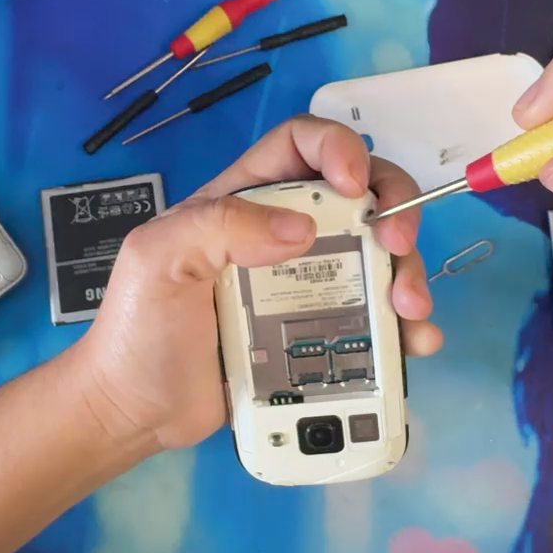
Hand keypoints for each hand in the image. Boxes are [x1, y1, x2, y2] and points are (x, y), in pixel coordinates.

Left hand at [75, 116, 443, 450]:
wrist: (137, 408)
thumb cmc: (138, 327)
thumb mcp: (159, 258)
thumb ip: (219, 224)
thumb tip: (302, 228)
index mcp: (239, 200)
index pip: (300, 145)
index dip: (338, 148)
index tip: (354, 188)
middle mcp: (279, 232)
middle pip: (358, 193)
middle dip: (393, 207)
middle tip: (398, 246)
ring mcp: (304, 284)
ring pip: (376, 255)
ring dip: (406, 271)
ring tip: (410, 312)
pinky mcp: (319, 331)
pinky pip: (374, 316)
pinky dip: (404, 325)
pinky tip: (415, 342)